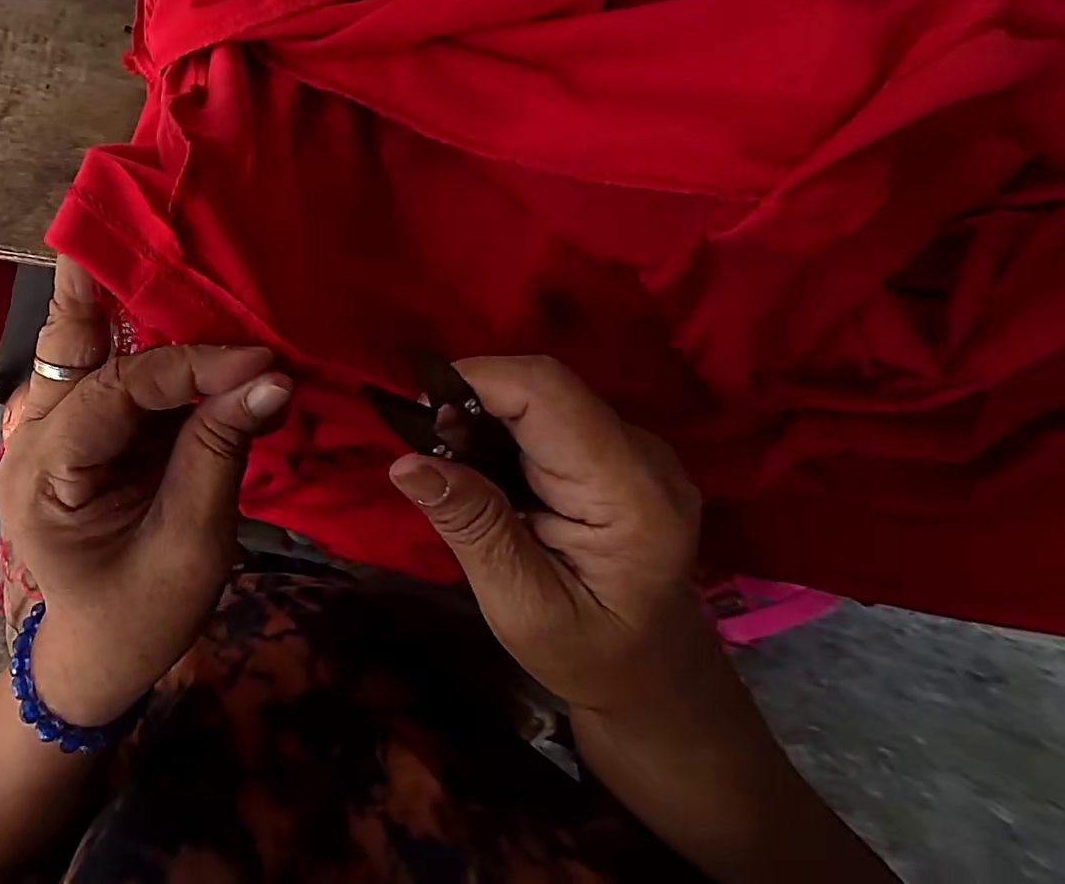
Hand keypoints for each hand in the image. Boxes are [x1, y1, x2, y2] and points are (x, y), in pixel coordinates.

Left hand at [0, 258, 291, 723]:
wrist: (98, 654)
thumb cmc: (137, 618)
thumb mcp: (187, 548)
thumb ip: (218, 455)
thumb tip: (270, 381)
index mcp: (42, 474)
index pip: (116, 392)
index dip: (189, 368)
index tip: (260, 363)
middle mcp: (34, 436)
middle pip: (73, 344)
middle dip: (105, 284)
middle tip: (132, 214)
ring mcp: (54, 428)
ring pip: (87, 347)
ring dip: (128, 302)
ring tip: (162, 245)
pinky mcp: (84, 430)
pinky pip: (114, 371)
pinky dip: (148, 339)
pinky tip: (179, 308)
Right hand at [387, 355, 715, 714]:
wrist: (658, 681)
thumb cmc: (593, 656)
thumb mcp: (522, 607)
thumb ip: (472, 529)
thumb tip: (406, 463)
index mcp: (629, 493)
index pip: (547, 391)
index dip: (474, 382)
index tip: (416, 418)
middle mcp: (640, 455)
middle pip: (541, 386)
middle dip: (468, 401)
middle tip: (426, 452)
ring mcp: (630, 451)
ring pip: (537, 395)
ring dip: (477, 416)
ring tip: (449, 467)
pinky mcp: (611, 454)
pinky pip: (542, 415)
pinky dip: (494, 429)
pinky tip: (478, 470)